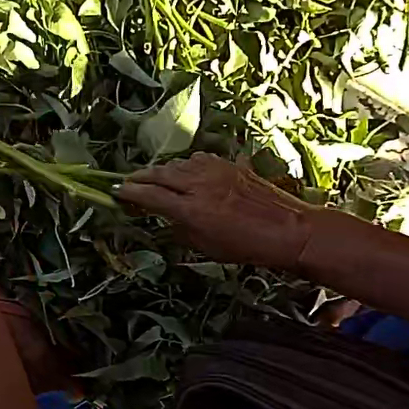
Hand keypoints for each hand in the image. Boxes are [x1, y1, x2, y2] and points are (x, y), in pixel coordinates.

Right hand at [117, 152, 319, 270]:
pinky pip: (200, 160)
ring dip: (164, 170)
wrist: (289, 229)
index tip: (119, 193)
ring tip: (157, 177)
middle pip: (160, 173)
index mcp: (190, 209)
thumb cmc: (248, 246)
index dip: (131, 193)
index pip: (150, 195)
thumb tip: (167, 222)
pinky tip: (188, 172)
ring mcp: (215, 171)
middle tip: (130, 182)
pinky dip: (188, 165)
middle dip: (141, 176)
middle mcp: (199, 184)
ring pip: (179, 164)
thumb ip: (182, 231)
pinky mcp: (230, 165)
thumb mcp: (208, 248)